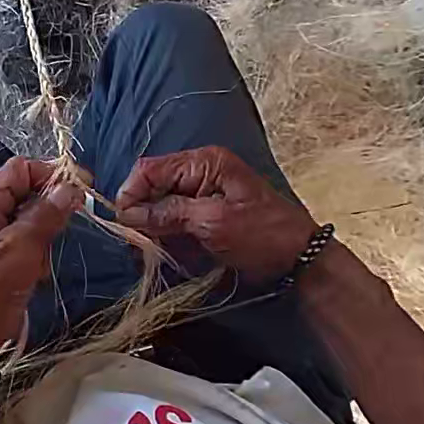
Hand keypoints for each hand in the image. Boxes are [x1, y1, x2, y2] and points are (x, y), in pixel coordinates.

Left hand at [0, 158, 81, 366]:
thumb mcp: (18, 252)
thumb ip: (45, 215)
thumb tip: (70, 187)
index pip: (21, 169)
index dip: (52, 174)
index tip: (83, 189)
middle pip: (31, 191)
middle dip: (48, 216)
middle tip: (48, 241)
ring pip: (37, 218)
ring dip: (43, 241)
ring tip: (34, 265)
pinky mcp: (6, 251)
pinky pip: (34, 241)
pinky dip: (39, 255)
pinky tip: (32, 274)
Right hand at [114, 146, 317, 279]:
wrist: (299, 261)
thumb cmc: (261, 235)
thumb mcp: (212, 222)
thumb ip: (167, 213)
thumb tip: (126, 214)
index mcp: (203, 163)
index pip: (149, 169)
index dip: (130, 194)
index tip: (123, 223)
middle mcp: (197, 172)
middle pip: (150, 186)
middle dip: (139, 212)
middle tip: (136, 241)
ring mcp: (200, 193)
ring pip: (156, 205)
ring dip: (150, 227)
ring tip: (150, 249)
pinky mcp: (201, 213)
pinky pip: (170, 219)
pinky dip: (163, 234)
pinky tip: (164, 249)